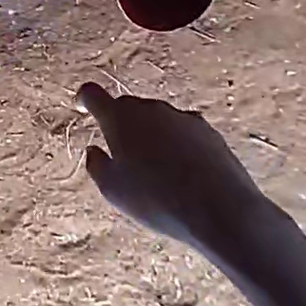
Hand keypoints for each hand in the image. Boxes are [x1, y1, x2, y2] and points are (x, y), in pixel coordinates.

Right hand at [78, 83, 279, 261]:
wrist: (222, 211)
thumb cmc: (157, 200)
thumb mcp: (113, 190)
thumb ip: (96, 165)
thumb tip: (94, 150)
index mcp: (119, 117)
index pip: (93, 93)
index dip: (85, 98)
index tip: (83, 105)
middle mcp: (148, 108)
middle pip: (127, 107)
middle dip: (122, 124)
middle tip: (124, 156)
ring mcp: (180, 116)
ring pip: (156, 119)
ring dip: (151, 135)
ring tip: (158, 172)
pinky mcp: (207, 130)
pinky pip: (183, 132)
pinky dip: (177, 145)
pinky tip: (185, 173)